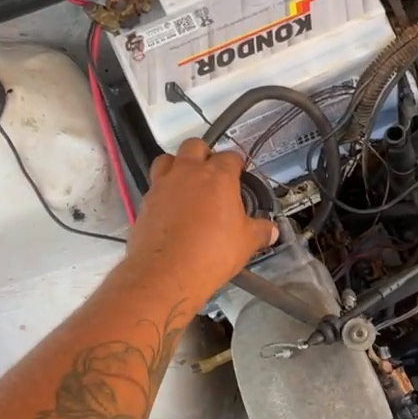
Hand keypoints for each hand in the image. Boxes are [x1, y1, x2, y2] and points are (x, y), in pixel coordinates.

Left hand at [121, 139, 276, 302]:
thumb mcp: (247, 243)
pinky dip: (164, 191)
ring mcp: (162, 184)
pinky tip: (172, 209)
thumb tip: (271, 231)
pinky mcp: (145, 201)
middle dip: (205, 154)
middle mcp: (188, 172)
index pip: (230, 157)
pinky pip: (155, 185)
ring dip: (178, 165)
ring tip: (187, 184)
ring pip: (167, 159)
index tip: (240, 174)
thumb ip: (260, 231)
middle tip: (212, 174)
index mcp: (218, 176)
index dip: (237, 165)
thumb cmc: (212, 252)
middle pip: (195, 146)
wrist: (167, 273)